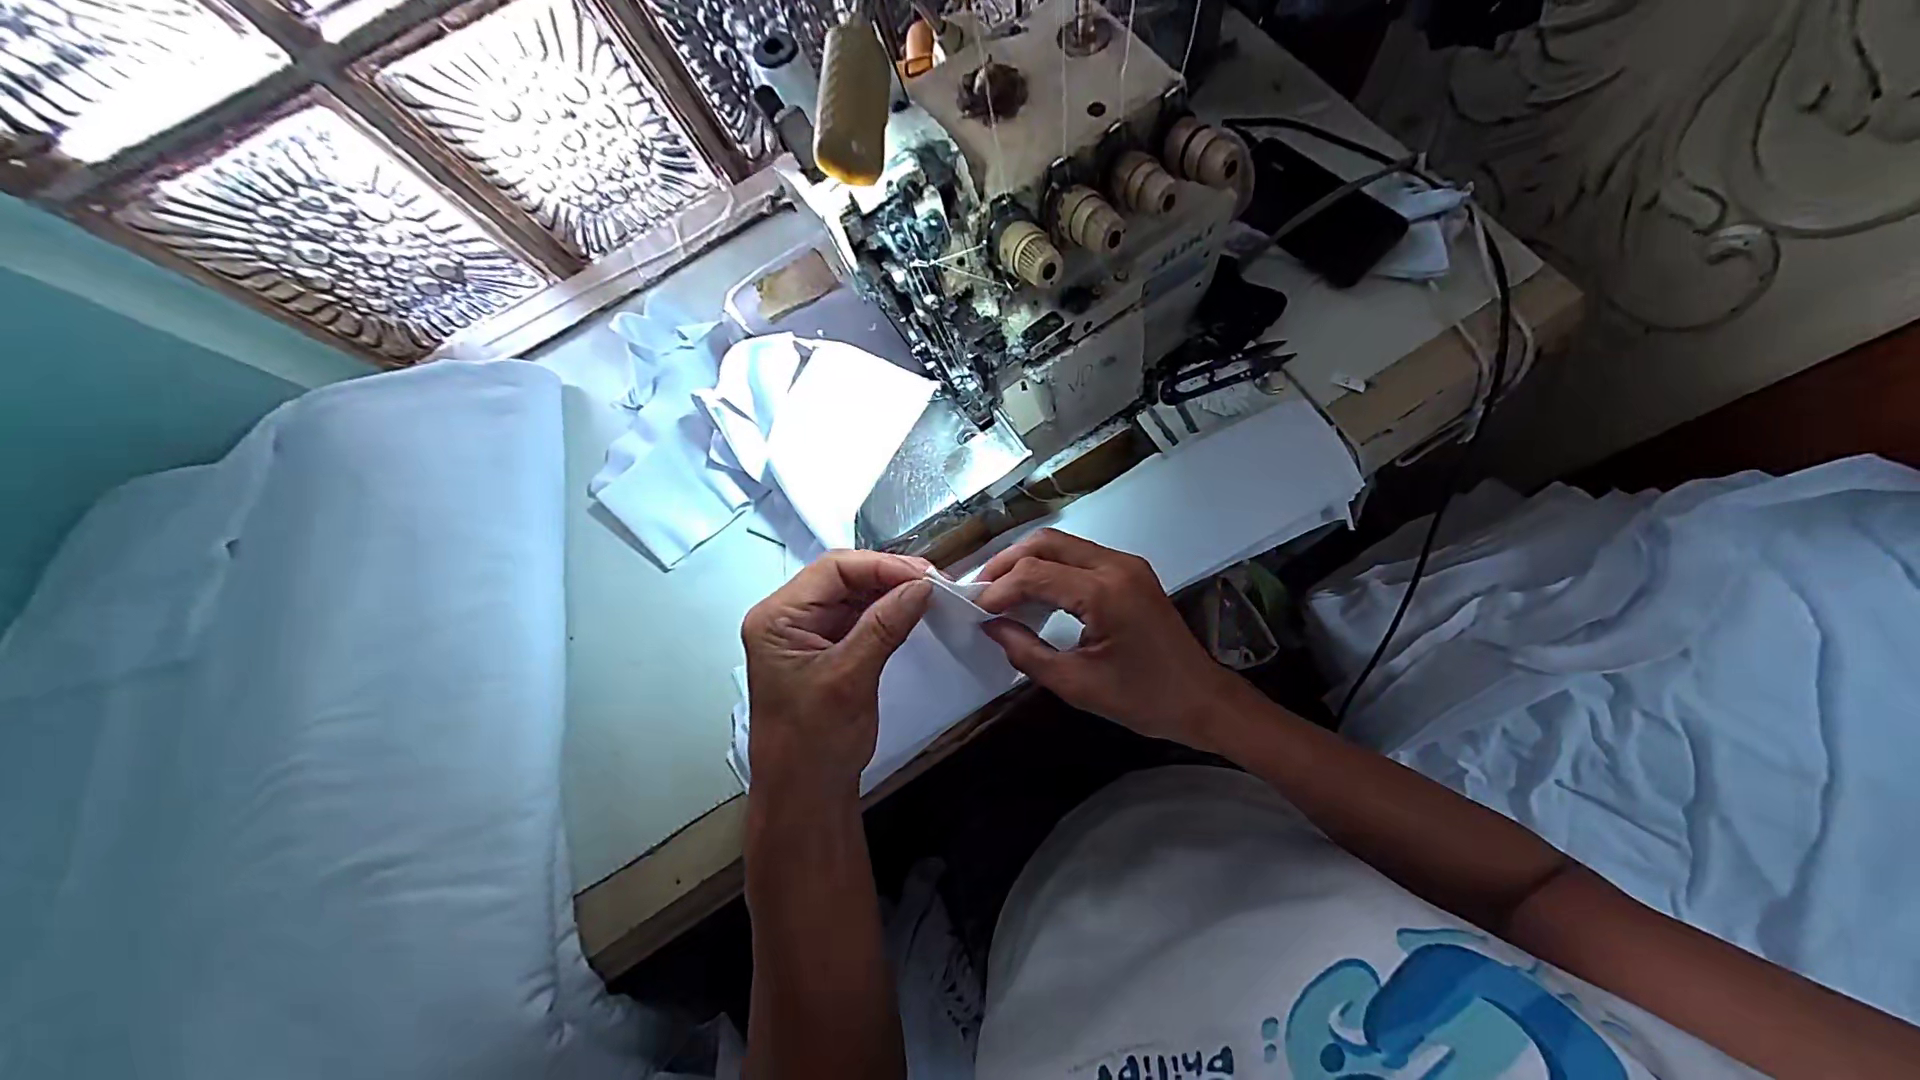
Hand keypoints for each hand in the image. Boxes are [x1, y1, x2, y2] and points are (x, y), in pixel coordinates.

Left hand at [742, 551, 933, 791]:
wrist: (805, 795)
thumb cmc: (814, 743)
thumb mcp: (849, 679)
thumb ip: (884, 626)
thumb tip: (922, 586)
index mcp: (777, 618)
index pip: (832, 570)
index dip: (881, 566)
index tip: (925, 576)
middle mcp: (788, 617)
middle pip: (842, 576)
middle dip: (889, 575)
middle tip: (934, 583)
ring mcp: (807, 632)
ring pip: (853, 594)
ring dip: (891, 591)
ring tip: (930, 593)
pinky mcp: (827, 647)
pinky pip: (859, 616)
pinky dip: (887, 611)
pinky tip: (912, 610)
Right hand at [977, 529, 1241, 749]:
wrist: (1202, 700)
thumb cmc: (1143, 699)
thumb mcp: (1076, 684)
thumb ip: (1026, 651)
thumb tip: (992, 627)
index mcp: (1104, 593)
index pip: (1034, 573)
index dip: (998, 590)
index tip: (977, 611)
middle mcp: (1116, 566)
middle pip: (1045, 542)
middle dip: (1006, 563)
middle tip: (981, 590)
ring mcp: (1126, 564)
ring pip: (1061, 543)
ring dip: (1026, 561)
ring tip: (1001, 591)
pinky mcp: (1130, 571)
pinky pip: (1078, 555)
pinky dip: (1049, 567)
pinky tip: (1034, 592)